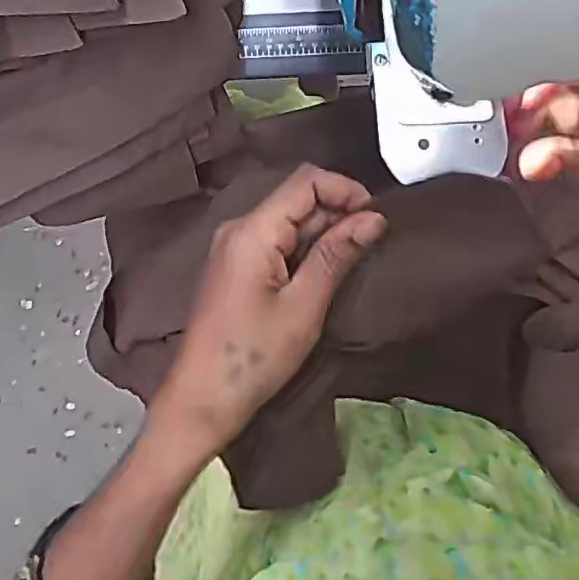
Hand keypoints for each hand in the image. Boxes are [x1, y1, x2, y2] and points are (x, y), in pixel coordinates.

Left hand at [146, 165, 386, 460]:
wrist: (202, 399)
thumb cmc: (254, 356)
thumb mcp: (304, 305)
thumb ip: (337, 254)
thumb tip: (374, 217)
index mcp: (252, 231)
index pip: (304, 181)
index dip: (344, 188)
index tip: (376, 216)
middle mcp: (239, 228)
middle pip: (297, 198)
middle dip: (338, 211)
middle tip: (372, 242)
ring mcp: (234, 246)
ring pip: (289, 219)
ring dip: (324, 230)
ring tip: (355, 258)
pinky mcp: (236, 266)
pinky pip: (277, 240)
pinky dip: (305, 247)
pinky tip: (325, 269)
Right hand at [508, 74, 578, 337]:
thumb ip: (569, 166)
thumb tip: (527, 158)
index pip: (577, 67)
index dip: (541, 85)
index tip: (514, 111)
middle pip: (571, 93)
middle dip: (537, 115)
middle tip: (510, 144)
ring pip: (576, 118)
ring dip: (547, 136)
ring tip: (523, 163)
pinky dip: (563, 152)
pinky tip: (547, 171)